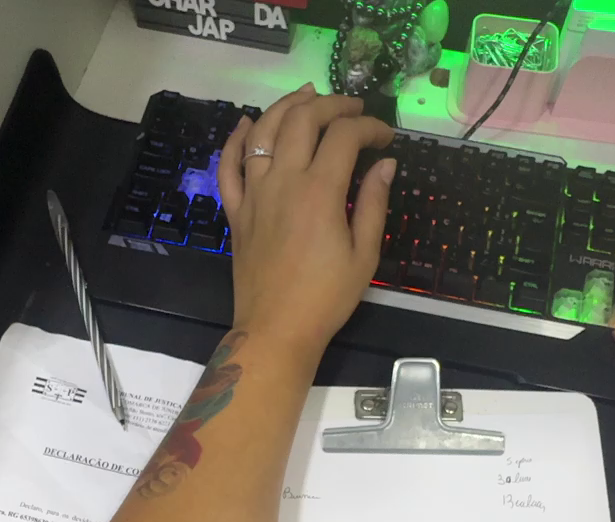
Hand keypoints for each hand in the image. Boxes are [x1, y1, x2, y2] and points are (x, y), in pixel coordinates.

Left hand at [217, 84, 395, 354]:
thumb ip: (373, 205)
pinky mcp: (237, 212)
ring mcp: (254, 194)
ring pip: (264, 131)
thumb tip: (385, 165)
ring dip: (287, 106)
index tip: (385, 137)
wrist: (276, 331)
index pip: (345, 136)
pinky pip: (229, 167)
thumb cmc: (325, 300)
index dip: (369, 127)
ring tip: (307, 96)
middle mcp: (283, 182)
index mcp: (320, 192)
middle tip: (353, 110)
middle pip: (303, 119)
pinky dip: (236, 140)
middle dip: (332, 105)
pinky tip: (248, 124)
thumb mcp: (363, 257)